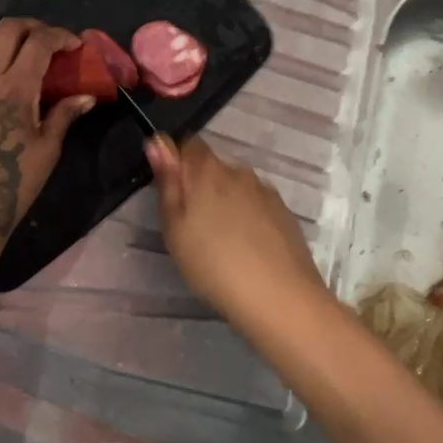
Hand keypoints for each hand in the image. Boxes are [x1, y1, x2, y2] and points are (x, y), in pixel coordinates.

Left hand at [0, 17, 95, 235]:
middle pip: (9, 29)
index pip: (38, 42)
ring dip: (6, 34)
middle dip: (34, 27)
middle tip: (50, 41)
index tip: (74, 45)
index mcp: (16, 88)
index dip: (60, 36)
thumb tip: (87, 96)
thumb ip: (65, 113)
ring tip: (22, 47)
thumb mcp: (49, 147)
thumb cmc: (16, 179)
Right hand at [146, 135, 324, 323]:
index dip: (176, 161)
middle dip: (200, 186)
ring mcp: (265, 192)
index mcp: (207, 171)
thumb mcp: (175, 229)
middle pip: (212, 167)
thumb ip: (167, 183)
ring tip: (222, 242)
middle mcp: (238, 172)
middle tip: (193, 225)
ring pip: (236, 187)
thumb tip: (157, 142)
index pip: (187, 143)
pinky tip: (248, 249)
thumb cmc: (214, 265)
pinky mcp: (285, 214)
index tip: (171, 192)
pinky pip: (257, 206)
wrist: (281, 300)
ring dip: (226, 203)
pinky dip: (249, 218)